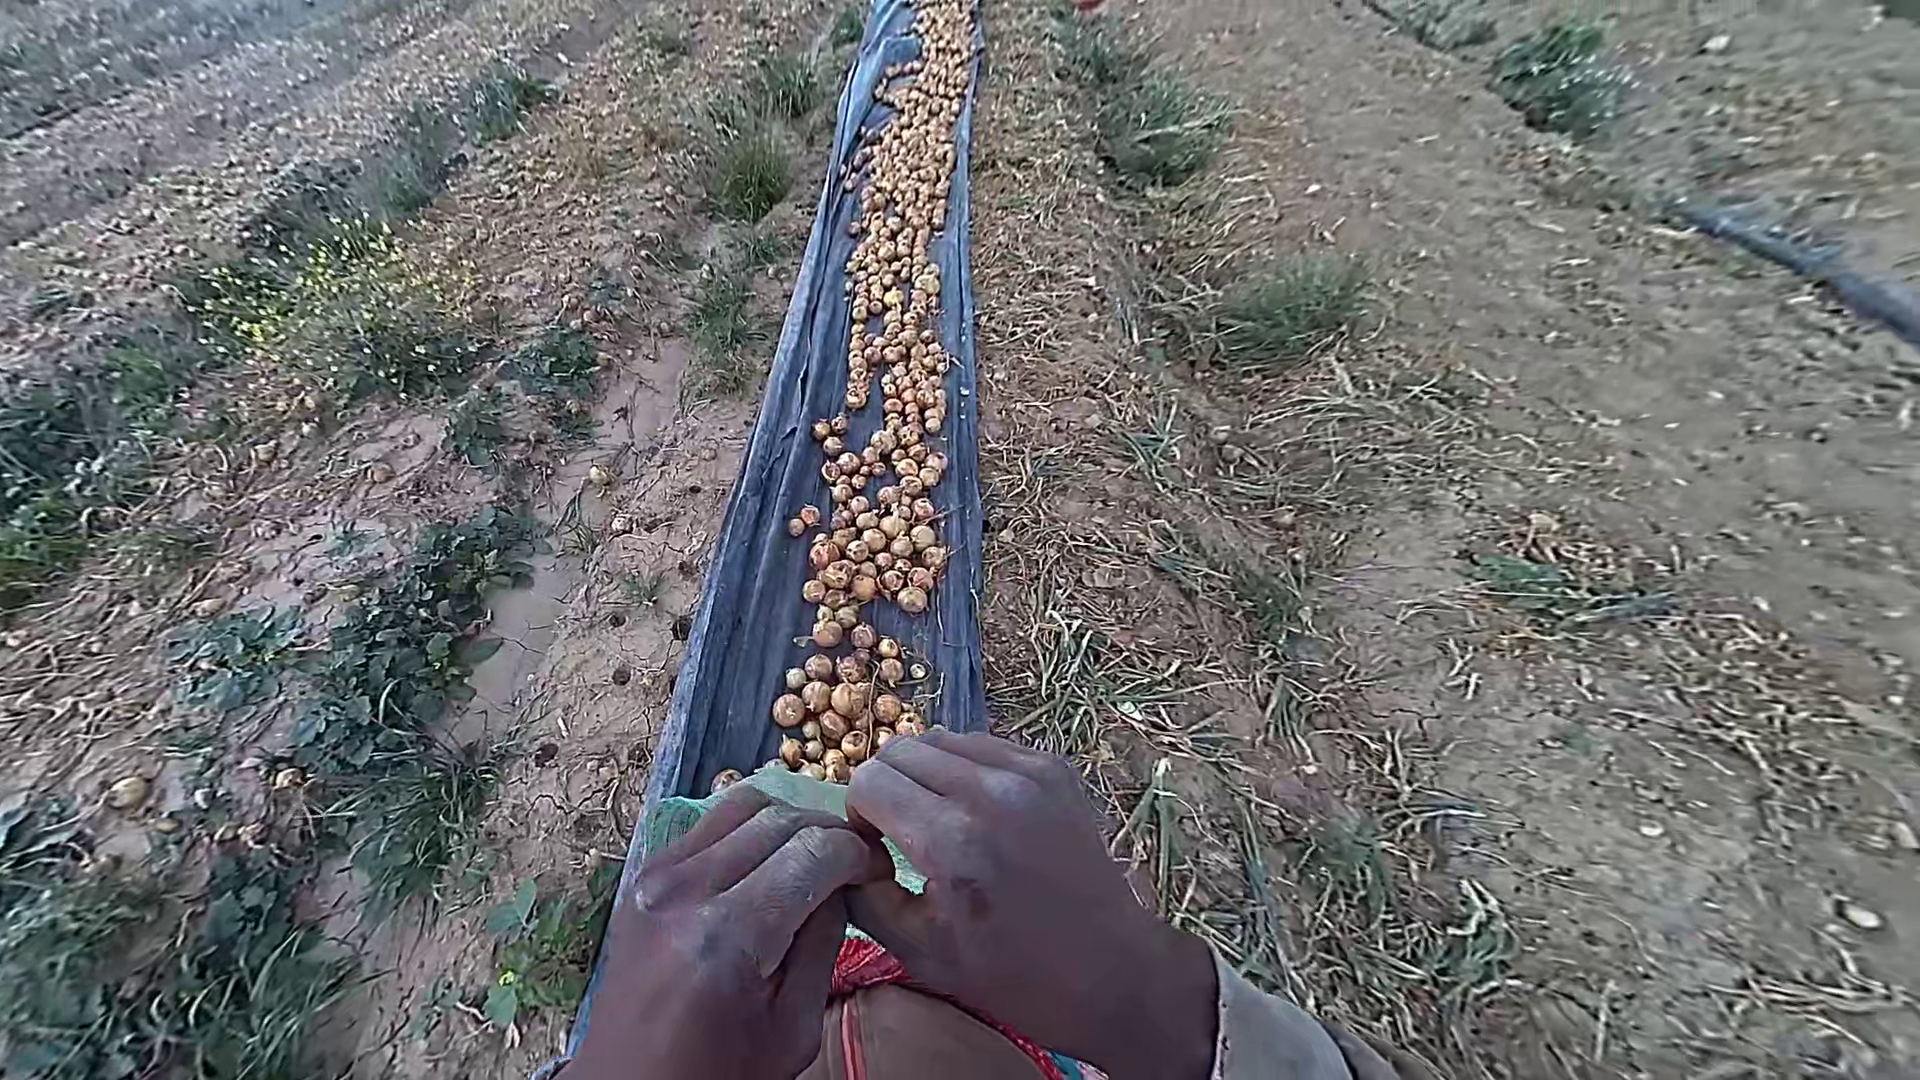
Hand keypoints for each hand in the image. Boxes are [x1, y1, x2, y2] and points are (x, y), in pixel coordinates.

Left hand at [568, 785, 890, 1079]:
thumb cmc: (715, 1077)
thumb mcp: (794, 1028)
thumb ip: (825, 939)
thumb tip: (842, 879)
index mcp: (724, 937)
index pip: (815, 852)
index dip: (859, 852)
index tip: (877, 869)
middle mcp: (684, 890)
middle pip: (785, 819)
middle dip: (832, 833)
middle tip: (854, 861)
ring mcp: (657, 874)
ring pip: (750, 804)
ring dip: (793, 821)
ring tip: (813, 853)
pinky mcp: (646, 871)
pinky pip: (716, 820)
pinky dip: (754, 826)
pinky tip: (770, 856)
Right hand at [844, 731, 1217, 1079]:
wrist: (1110, 967)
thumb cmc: (1011, 973)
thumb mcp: (920, 953)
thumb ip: (866, 893)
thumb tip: (849, 845)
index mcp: (951, 839)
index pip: (870, 779)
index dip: (860, 811)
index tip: (877, 842)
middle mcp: (988, 789)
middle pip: (900, 748)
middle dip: (886, 784)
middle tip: (902, 824)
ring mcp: (1026, 769)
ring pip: (941, 738)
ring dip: (925, 771)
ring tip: (942, 813)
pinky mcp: (1052, 764)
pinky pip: (983, 744)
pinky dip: (965, 768)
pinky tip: (980, 807)